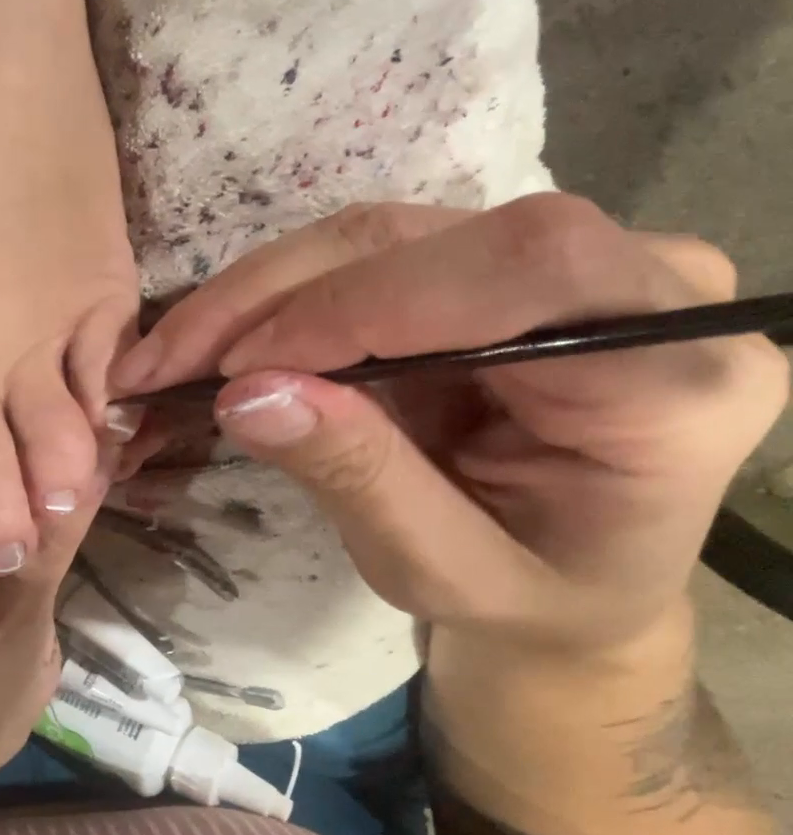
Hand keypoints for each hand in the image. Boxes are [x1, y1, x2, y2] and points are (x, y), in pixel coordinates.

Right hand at [112, 194, 788, 650]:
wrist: (562, 586)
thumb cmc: (528, 599)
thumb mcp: (445, 573)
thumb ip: (363, 482)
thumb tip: (245, 395)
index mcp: (674, 375)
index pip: (525, 270)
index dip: (365, 302)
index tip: (240, 369)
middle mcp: (633, 288)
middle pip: (425, 235)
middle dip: (270, 297)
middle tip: (160, 364)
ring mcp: (549, 268)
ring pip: (371, 235)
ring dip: (249, 295)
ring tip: (164, 358)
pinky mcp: (474, 273)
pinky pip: (353, 259)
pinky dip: (263, 301)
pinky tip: (205, 343)